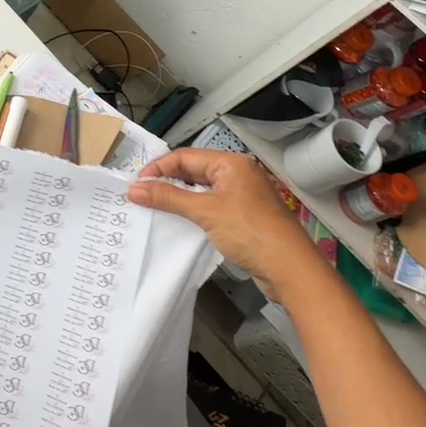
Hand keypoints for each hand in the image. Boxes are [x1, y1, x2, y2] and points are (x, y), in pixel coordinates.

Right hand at [126, 149, 324, 297]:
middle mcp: (237, 174)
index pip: (185, 156)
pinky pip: (211, 206)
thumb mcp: (204, 211)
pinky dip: (193, 211)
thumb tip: (134, 189)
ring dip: (179, 198)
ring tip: (155, 207)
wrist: (291, 270)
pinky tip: (179, 221)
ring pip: (201, 190)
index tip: (137, 183)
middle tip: (141, 195)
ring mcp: (242, 196)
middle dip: (167, 182)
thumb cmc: (251, 232)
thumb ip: (168, 197)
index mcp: (231, 163)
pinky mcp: (244, 217)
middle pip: (193, 171)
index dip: (159, 168)